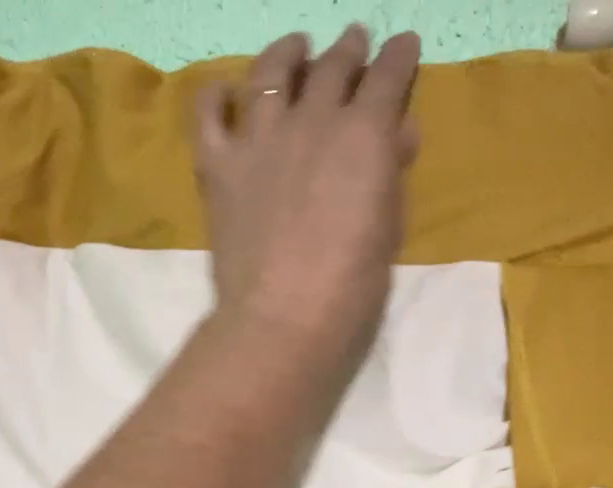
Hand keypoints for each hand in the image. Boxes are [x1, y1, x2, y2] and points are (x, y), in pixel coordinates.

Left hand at [192, 26, 420, 359]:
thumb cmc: (350, 287)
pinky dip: (216, 95)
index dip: (399, 57)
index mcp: (364, 135)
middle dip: (349, 50)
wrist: (281, 320)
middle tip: (354, 41)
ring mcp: (258, 138)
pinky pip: (208, 114)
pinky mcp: (218, 165)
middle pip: (332, 66)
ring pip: (270, 73)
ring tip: (295, 48)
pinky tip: (224, 90)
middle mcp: (311, 120)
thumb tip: (398, 131)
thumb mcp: (389, 229)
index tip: (404, 46)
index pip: (388, 76)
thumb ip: (392, 172)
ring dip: (287, 54)